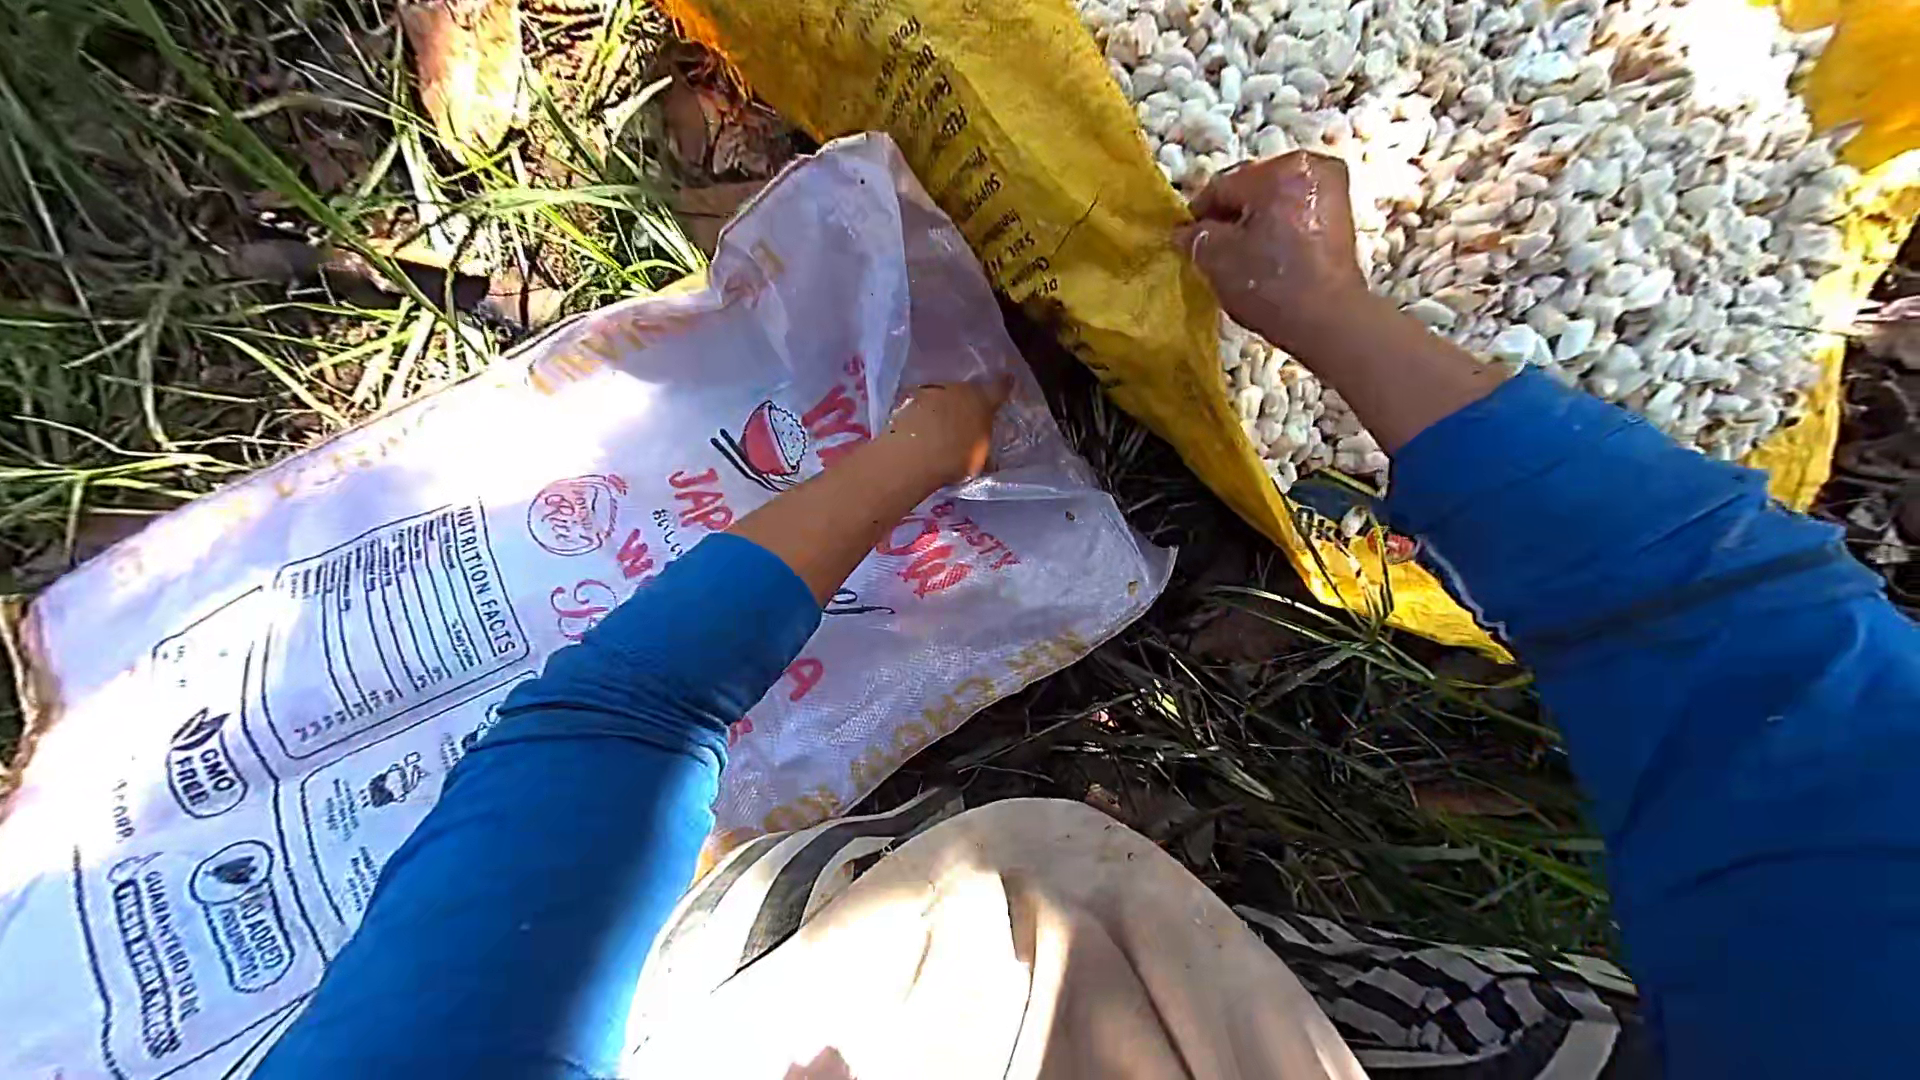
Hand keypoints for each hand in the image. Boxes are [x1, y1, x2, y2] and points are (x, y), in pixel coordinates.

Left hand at [884, 377, 1011, 485]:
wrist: (913, 455)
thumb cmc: (955, 458)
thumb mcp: (978, 457)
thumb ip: (983, 447)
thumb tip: (984, 452)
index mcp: (982, 400)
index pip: (999, 388)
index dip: (1005, 385)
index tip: (1008, 380)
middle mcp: (958, 388)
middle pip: (967, 391)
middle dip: (967, 403)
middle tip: (964, 420)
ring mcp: (932, 390)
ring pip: (943, 395)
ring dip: (943, 407)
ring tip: (939, 428)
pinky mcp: (908, 399)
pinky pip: (922, 404)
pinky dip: (923, 413)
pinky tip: (921, 429)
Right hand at [1173, 151, 1373, 357]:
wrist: (1326, 318)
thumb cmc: (1269, 285)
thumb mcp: (1217, 260)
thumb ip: (1196, 237)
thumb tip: (1185, 231)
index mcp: (1279, 171)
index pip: (1220, 186)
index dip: (1197, 215)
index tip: (1186, 241)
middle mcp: (1310, 165)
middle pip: (1249, 188)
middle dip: (1228, 218)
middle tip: (1212, 251)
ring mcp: (1330, 186)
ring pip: (1271, 200)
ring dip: (1251, 224)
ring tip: (1239, 257)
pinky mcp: (1339, 212)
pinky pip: (1292, 211)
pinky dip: (1274, 229)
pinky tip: (1265, 257)